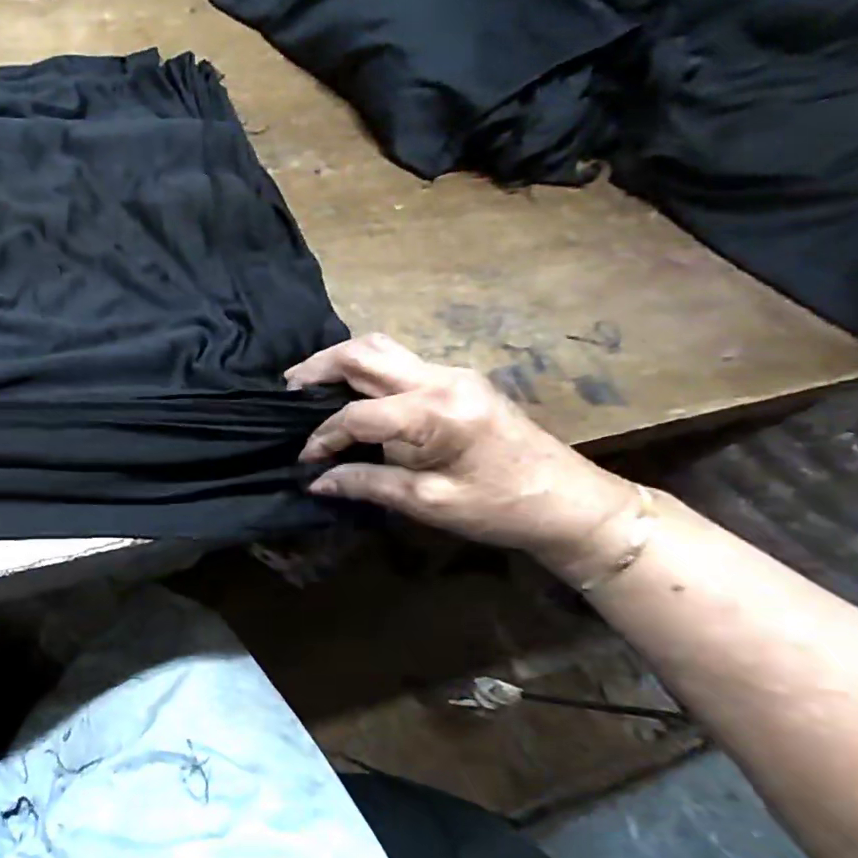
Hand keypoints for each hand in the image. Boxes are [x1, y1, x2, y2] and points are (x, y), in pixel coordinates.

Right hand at [286, 334, 637, 560]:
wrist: (569, 501)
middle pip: (366, 352)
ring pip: (383, 348)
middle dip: (320, 367)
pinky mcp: (458, 380)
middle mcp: (441, 379)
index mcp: (436, 412)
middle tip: (288, 388)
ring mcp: (452, 374)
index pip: (358, 413)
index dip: (323, 435)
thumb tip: (317, 480)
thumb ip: (368, 483)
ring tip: (310, 384)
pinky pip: (400, 363)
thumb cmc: (501, 509)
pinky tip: (350, 391)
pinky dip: (367, 371)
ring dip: (342, 362)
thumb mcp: (429, 503)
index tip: (304, 459)